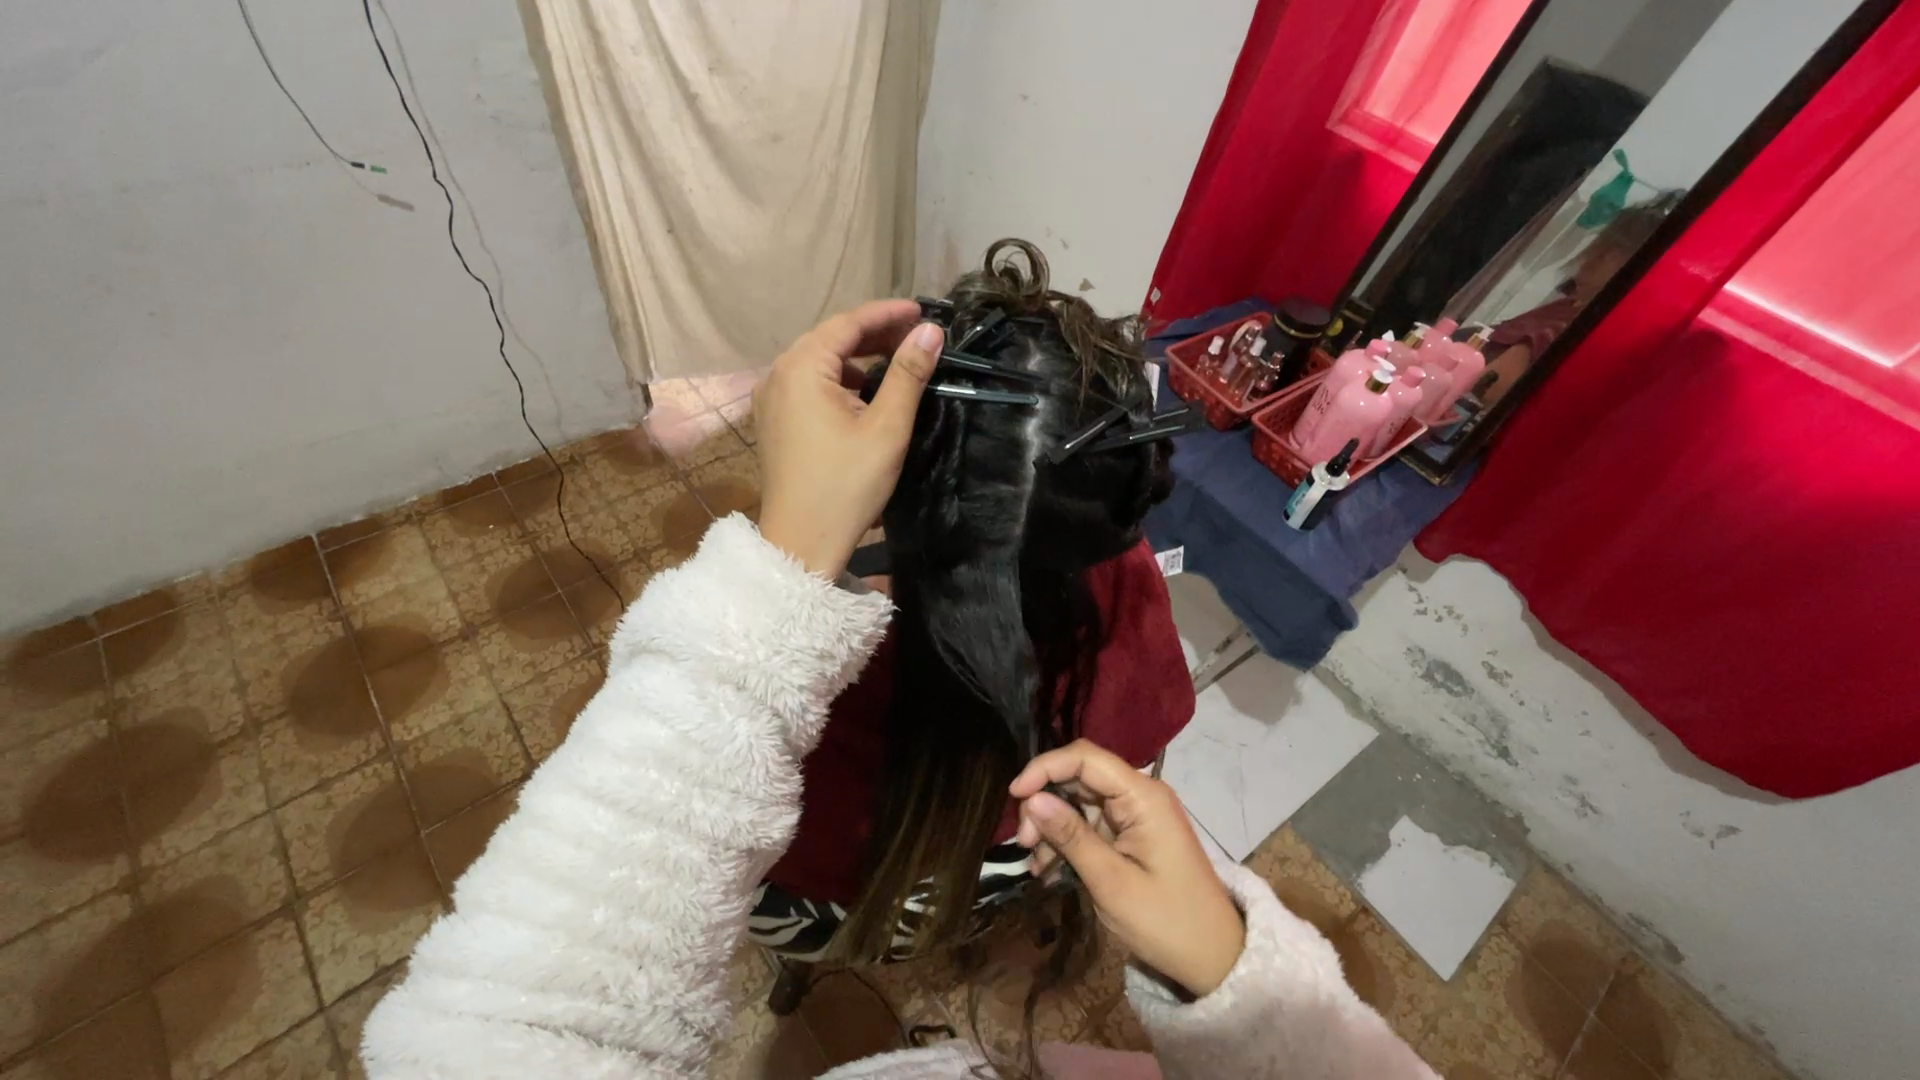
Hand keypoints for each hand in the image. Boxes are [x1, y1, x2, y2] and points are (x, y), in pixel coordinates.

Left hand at [754, 300, 944, 576]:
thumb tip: (931, 332)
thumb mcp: (886, 427)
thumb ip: (908, 374)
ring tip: (895, 361)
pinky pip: (808, 384)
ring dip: (856, 357)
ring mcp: (770, 399)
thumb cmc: (846, 484)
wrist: (802, 542)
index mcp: (801, 367)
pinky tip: (862, 393)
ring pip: (818, 362)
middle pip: (830, 338)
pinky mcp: (773, 421)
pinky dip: (838, 380)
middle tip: (915, 334)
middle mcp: (778, 374)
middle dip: (873, 333)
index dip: (888, 314)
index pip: (848, 322)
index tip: (923, 312)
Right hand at [1011, 740, 1245, 998]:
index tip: (1014, 795)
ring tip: (1037, 865)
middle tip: (1026, 844)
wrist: (1214, 958)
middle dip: (1045, 803)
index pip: (1085, 758)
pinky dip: (1067, 841)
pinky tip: (1049, 869)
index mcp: (1142, 796)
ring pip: (1079, 801)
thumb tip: (1032, 799)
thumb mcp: (1111, 882)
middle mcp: (1139, 794)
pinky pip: (1089, 824)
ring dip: (1052, 827)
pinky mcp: (1131, 834)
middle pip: (1079, 777)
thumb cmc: (1166, 921)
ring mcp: (1135, 814)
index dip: (1045, 767)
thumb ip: (1071, 837)